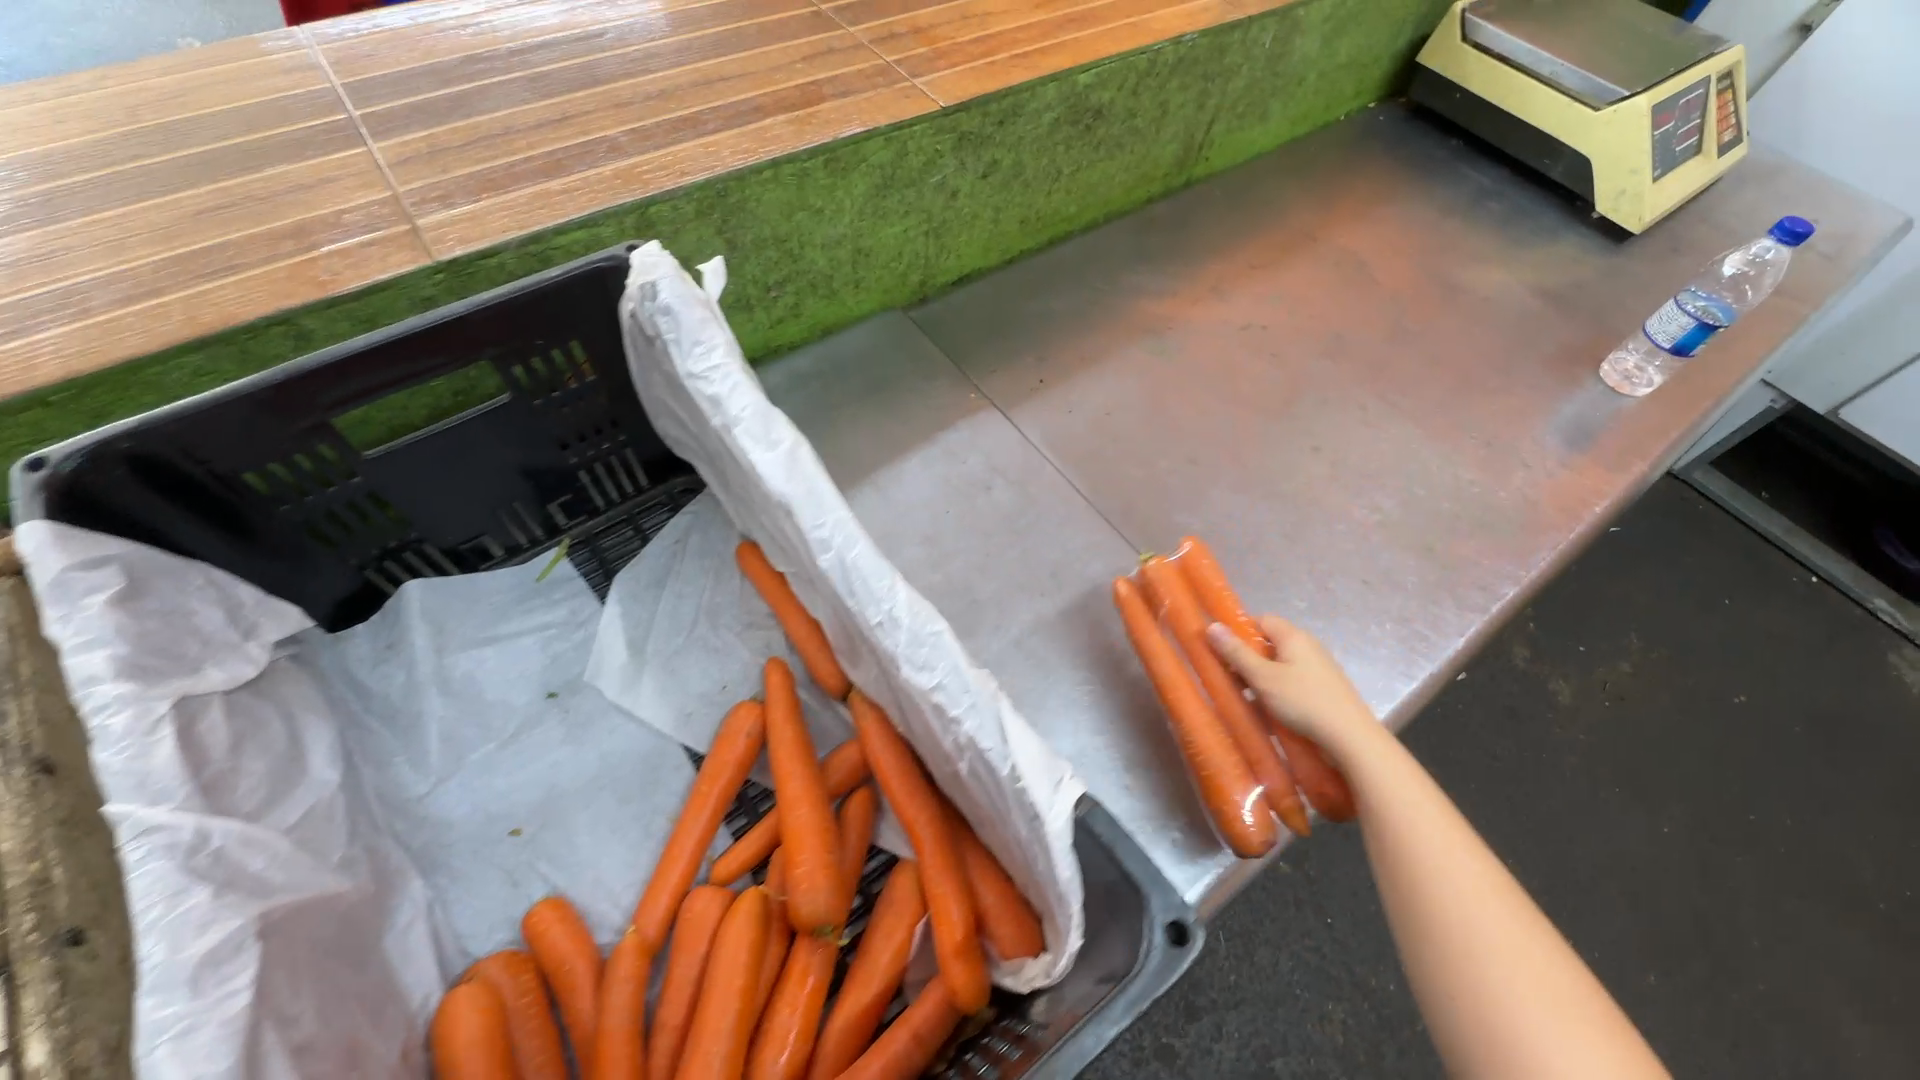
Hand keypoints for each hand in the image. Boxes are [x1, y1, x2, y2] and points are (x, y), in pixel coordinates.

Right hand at [1206, 616, 1381, 764]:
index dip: (1239, 632)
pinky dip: (1277, 693)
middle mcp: (1308, 647)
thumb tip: (1212, 625)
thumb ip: (1236, 653)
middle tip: (1229, 679)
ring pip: (1279, 666)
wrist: (1350, 736)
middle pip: (1269, 644)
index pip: (1261, 620)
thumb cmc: (1302, 701)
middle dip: (1247, 660)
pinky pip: (1292, 683)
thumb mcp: (1263, 677)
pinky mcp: (1323, 689)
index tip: (1223, 652)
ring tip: (1245, 700)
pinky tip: (1268, 713)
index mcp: (1293, 637)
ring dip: (1260, 680)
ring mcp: (1318, 668)